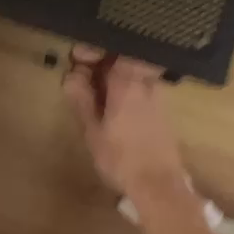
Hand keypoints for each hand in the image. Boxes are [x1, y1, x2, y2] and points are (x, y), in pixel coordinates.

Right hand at [61, 48, 187, 197]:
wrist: (159, 185)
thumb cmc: (121, 159)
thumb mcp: (92, 131)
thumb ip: (81, 99)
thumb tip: (72, 75)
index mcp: (128, 82)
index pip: (111, 47)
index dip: (92, 48)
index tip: (76, 58)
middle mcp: (146, 81)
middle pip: (122, 57)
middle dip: (99, 62)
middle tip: (80, 78)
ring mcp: (157, 94)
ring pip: (132, 71)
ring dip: (111, 76)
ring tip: (92, 94)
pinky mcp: (161, 108)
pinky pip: (140, 85)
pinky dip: (123, 87)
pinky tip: (110, 105)